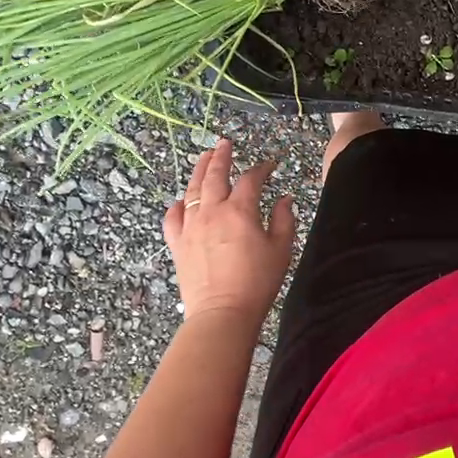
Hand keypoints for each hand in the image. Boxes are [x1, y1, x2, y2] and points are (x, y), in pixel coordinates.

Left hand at [162, 138, 296, 321]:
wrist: (222, 314)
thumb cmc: (257, 283)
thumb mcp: (281, 249)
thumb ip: (284, 220)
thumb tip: (285, 199)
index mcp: (240, 211)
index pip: (251, 179)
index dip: (262, 168)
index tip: (270, 165)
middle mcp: (213, 212)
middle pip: (215, 175)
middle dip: (222, 156)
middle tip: (225, 143)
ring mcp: (191, 228)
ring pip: (192, 190)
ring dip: (199, 170)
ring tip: (204, 157)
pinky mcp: (178, 245)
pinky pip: (172, 218)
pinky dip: (177, 206)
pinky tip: (181, 201)